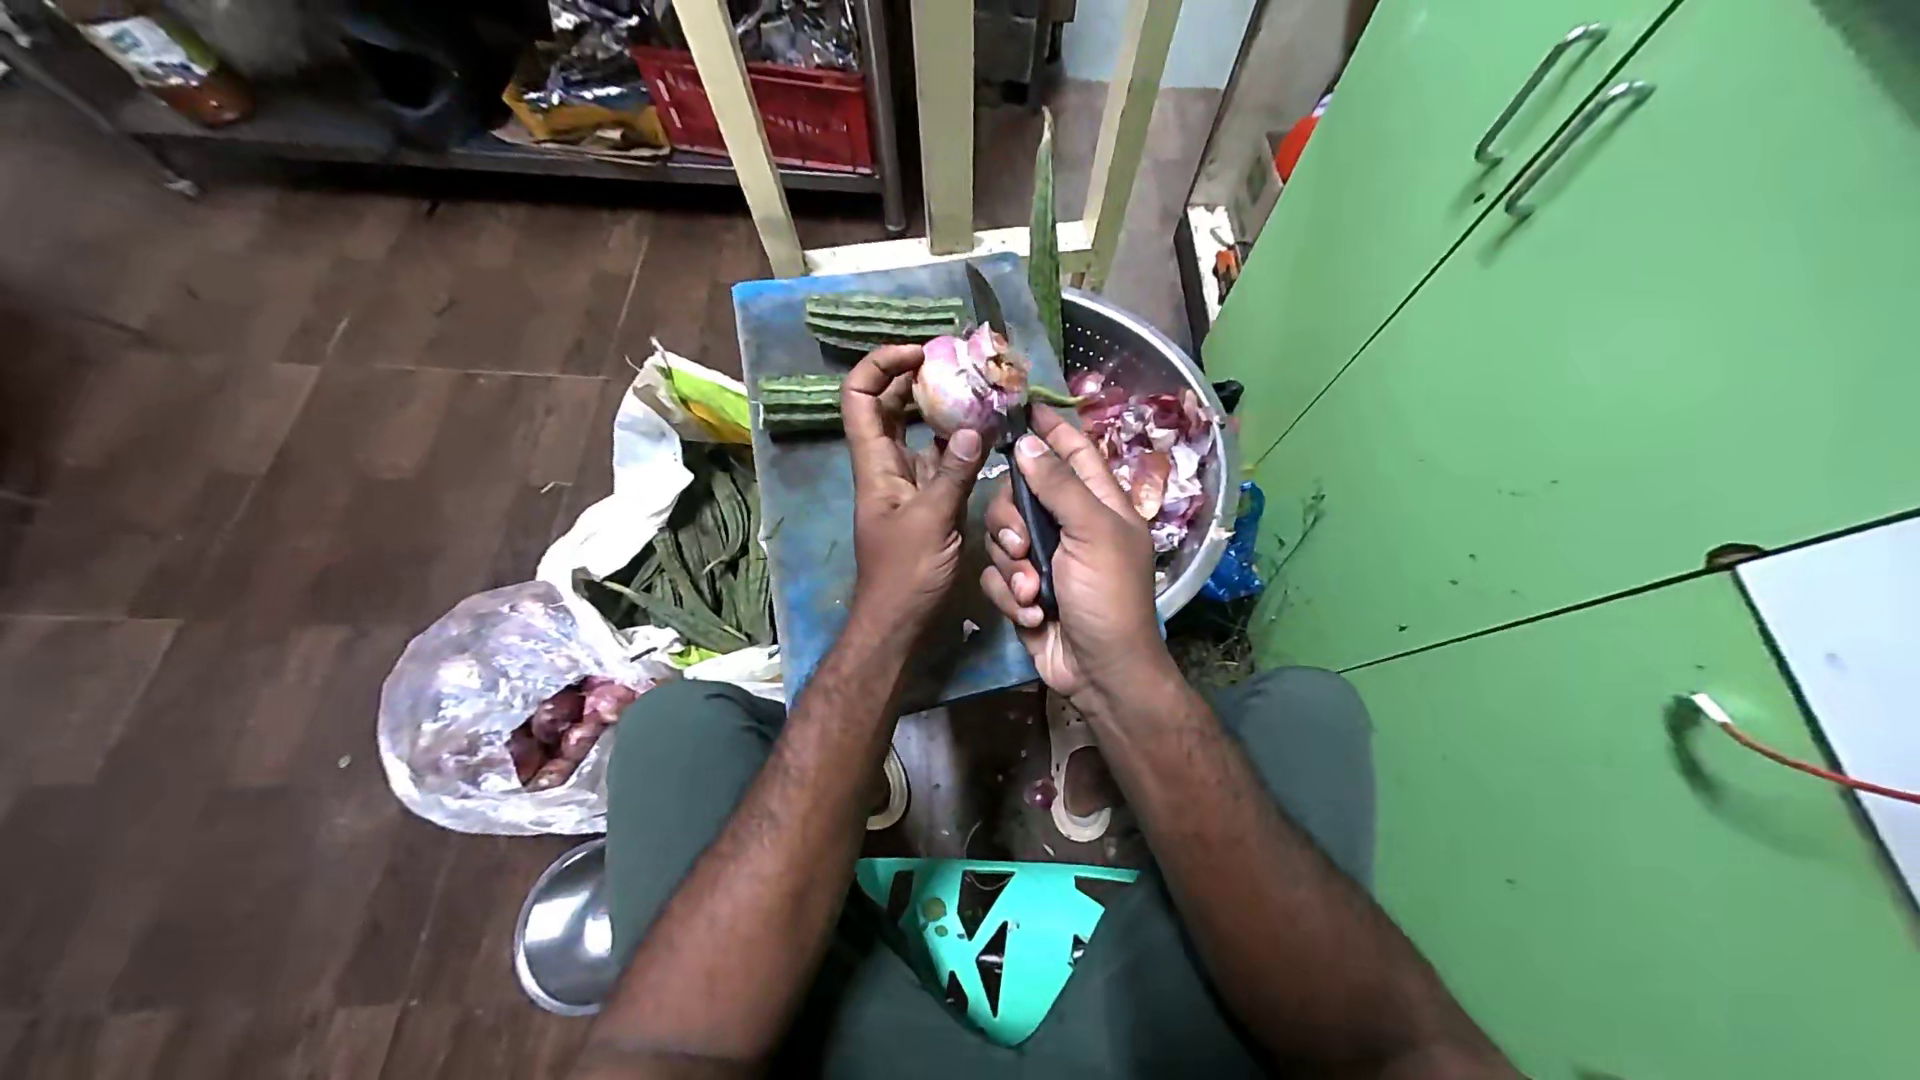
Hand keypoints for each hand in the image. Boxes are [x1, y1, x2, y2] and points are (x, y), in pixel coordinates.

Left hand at [842, 345, 983, 632]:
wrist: (898, 621)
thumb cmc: (904, 575)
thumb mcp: (931, 521)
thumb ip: (952, 473)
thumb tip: (972, 424)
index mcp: (874, 463)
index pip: (858, 397)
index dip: (881, 365)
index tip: (920, 354)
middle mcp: (887, 464)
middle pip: (888, 405)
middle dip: (917, 377)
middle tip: (958, 362)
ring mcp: (908, 481)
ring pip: (917, 430)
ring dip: (940, 405)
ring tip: (976, 385)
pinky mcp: (929, 498)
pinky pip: (940, 457)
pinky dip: (957, 439)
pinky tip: (985, 428)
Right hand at [979, 404, 1167, 703]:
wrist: (1099, 670)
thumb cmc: (1108, 596)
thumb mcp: (1092, 533)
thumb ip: (1059, 486)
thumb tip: (1027, 443)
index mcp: (1097, 503)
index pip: (1074, 451)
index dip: (1051, 428)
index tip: (1022, 408)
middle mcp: (1067, 524)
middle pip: (1020, 494)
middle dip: (1011, 520)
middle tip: (1021, 544)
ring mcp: (1043, 557)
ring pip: (1001, 536)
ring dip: (1012, 567)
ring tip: (1031, 592)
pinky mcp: (1022, 588)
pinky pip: (997, 575)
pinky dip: (1009, 595)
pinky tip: (1030, 615)